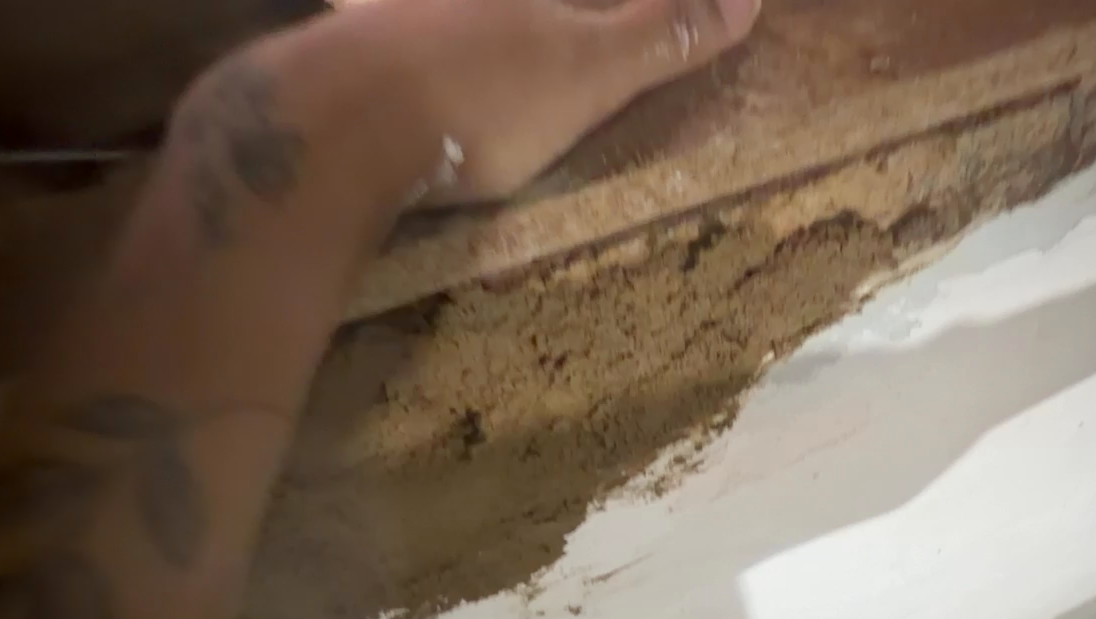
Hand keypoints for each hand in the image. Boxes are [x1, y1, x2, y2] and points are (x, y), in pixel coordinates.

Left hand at [249, 0, 759, 213]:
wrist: (349, 128)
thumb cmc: (487, 97)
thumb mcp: (592, 72)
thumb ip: (662, 33)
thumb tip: (747, 0)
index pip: (604, 0)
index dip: (637, 11)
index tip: (649, 29)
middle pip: (550, 6)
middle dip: (586, 19)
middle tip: (591, 38)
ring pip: (467, 13)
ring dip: (493, 25)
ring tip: (514, 12)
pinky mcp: (369, 25)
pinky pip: (416, 21)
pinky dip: (439, 26)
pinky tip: (437, 39)